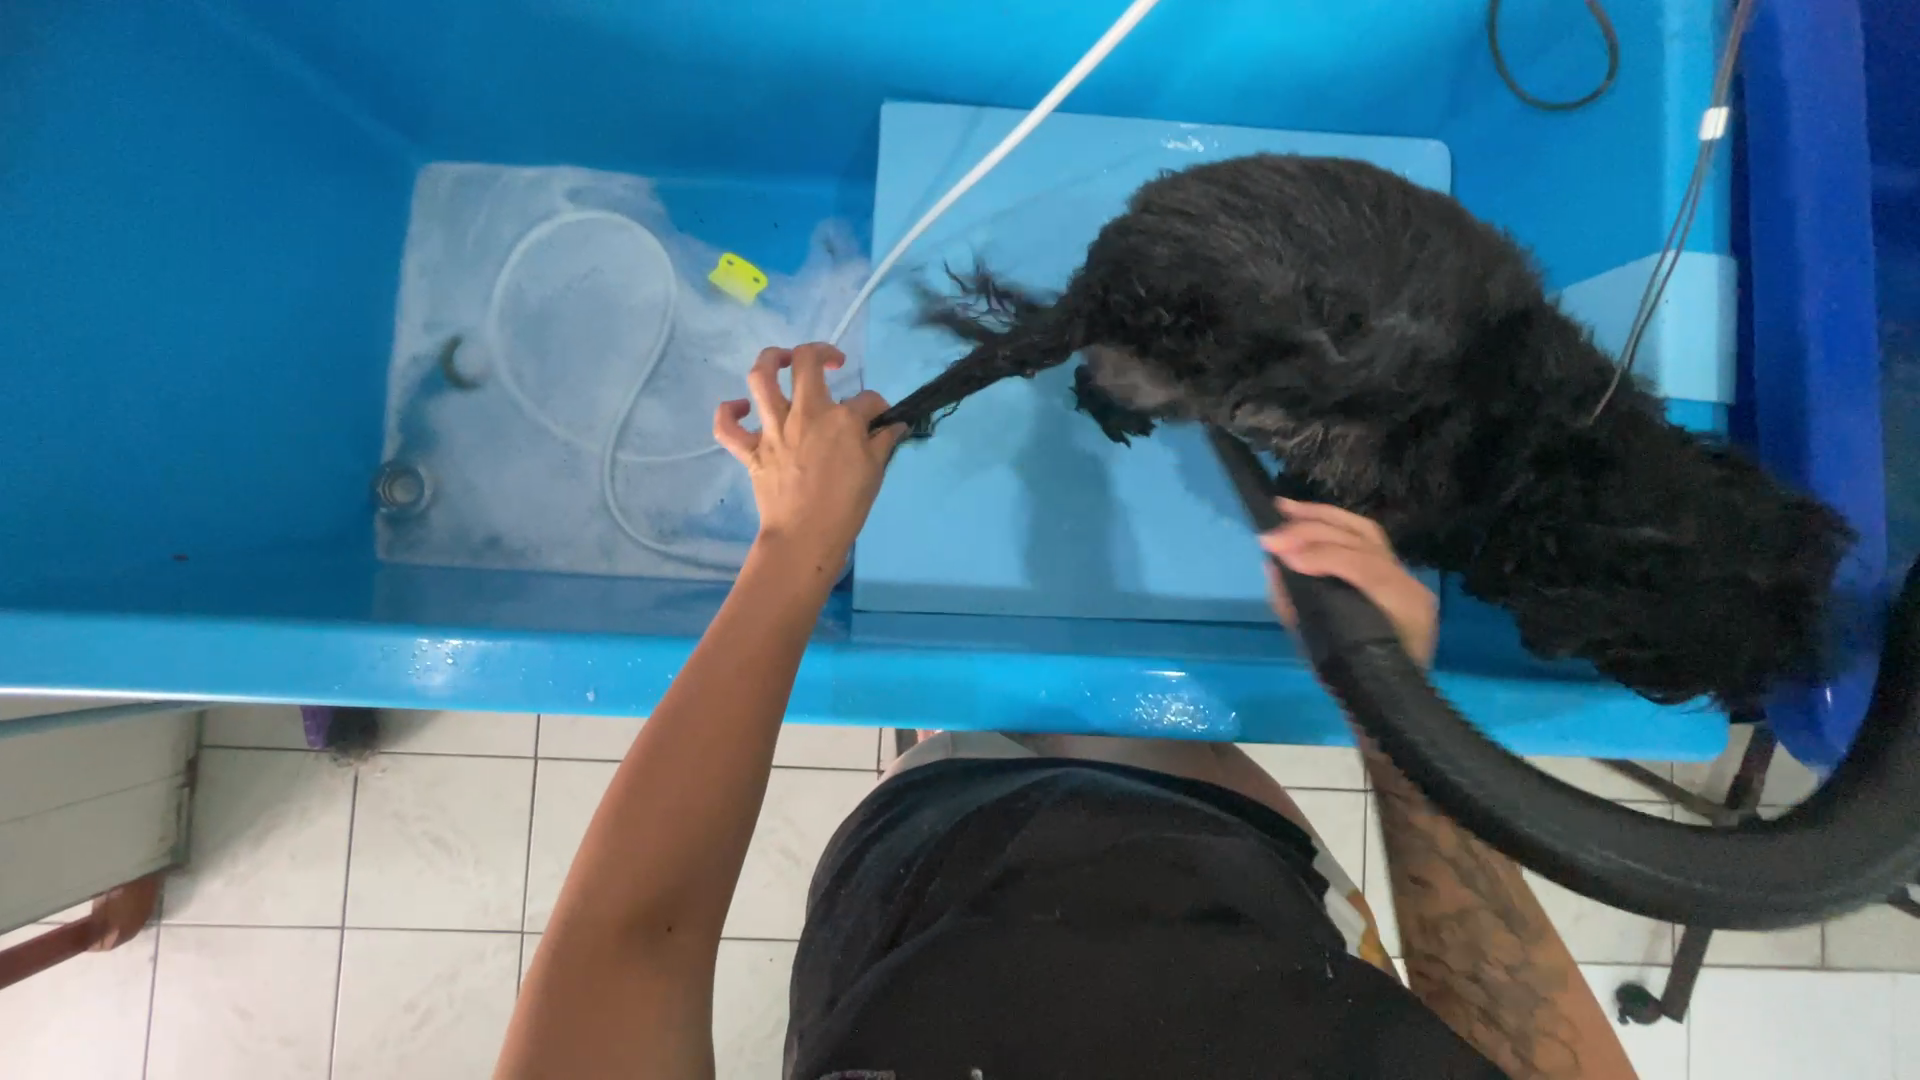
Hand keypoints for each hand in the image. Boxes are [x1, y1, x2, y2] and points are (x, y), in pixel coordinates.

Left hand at [714, 344, 906, 569]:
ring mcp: (773, 430)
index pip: (867, 399)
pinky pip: (727, 427)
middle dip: (821, 352)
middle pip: (807, 362)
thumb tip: (895, 425)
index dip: (878, 406)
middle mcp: (805, 414)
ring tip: (782, 361)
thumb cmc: (847, 506)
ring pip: (760, 377)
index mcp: (841, 419)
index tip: (881, 420)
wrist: (806, 536)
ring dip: (770, 360)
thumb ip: (884, 441)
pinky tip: (741, 408)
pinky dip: (728, 413)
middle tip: (831, 363)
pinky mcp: (751, 451)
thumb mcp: (876, 471)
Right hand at [1261, 499, 1437, 666]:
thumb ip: (1297, 608)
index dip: (1319, 555)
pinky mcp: (1392, 572)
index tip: (1278, 554)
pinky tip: (1304, 520)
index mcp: (1401, 606)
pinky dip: (1332, 525)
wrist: (1389, 701)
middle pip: (1361, 539)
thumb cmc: (1353, 681)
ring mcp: (1404, 575)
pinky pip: (1363, 539)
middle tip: (1271, 535)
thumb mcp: (1321, 650)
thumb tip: (1273, 568)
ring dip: (1322, 516)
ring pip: (1364, 531)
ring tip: (1283, 510)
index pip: (1362, 565)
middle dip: (1313, 531)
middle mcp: (1408, 583)